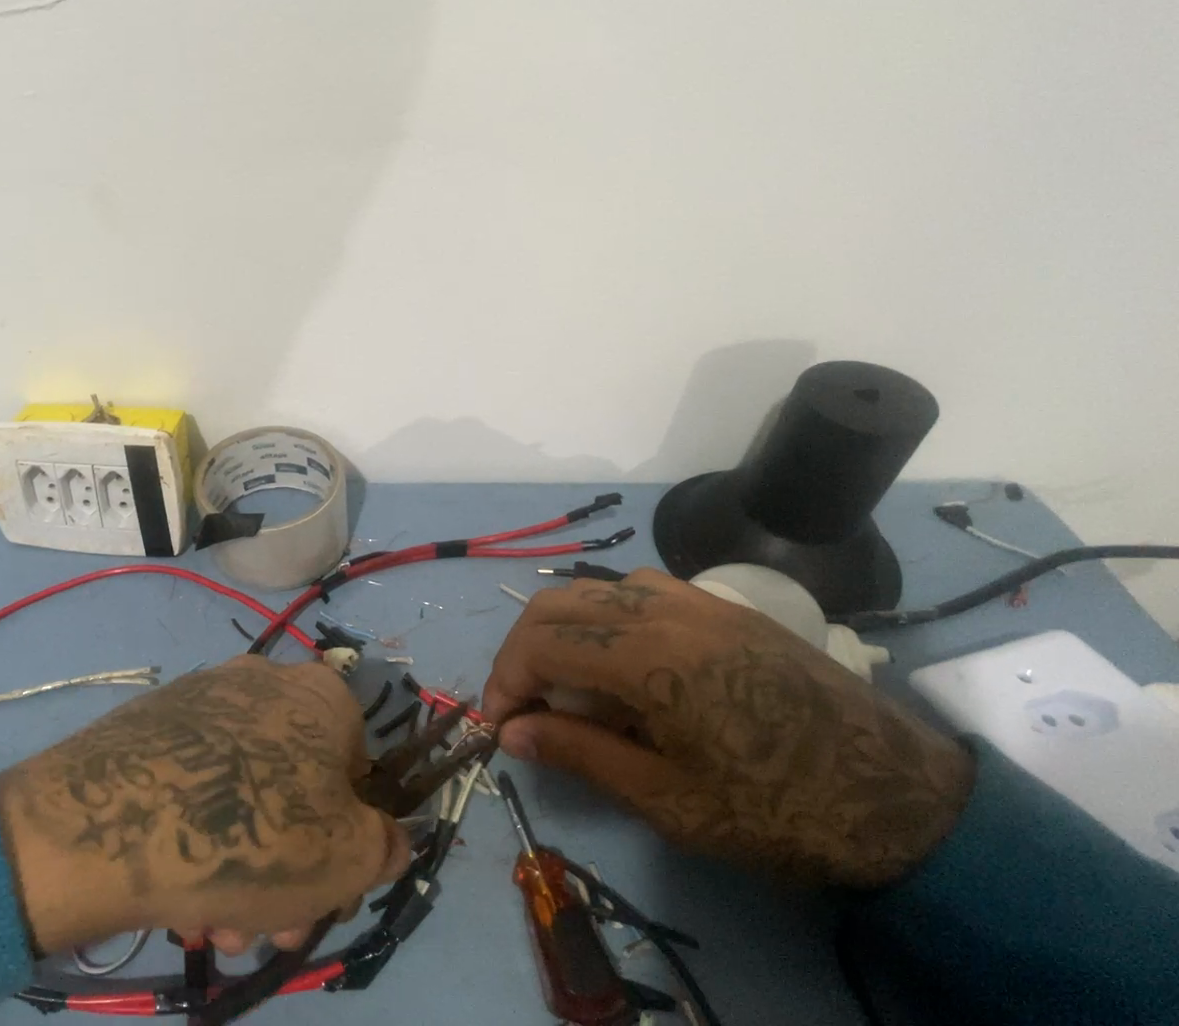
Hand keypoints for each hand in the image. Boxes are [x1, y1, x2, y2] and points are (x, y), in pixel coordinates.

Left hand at [0, 656, 409, 954]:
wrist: (111, 821)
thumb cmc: (253, 834)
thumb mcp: (351, 857)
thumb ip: (387, 844)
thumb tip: (388, 838)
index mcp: (321, 695)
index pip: (357, 768)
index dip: (349, 838)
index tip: (325, 893)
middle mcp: (261, 682)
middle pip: (294, 790)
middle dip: (290, 871)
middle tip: (269, 930)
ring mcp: (197, 700)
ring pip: (240, 796)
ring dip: (240, 869)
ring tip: (213, 925)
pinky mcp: (146, 725)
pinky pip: (191, 787)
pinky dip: (194, 839)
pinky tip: (175, 891)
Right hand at [484, 569, 973, 886]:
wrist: (900, 800)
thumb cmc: (775, 811)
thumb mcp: (666, 799)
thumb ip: (578, 753)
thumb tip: (510, 731)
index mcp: (649, 658)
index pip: (540, 644)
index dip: (504, 680)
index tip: (498, 723)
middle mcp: (666, 611)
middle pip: (557, 604)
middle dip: (522, 650)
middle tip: (521, 703)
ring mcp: (699, 602)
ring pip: (597, 589)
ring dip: (563, 628)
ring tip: (568, 683)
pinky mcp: (725, 609)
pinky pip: (642, 590)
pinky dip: (607, 615)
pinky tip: (623, 659)